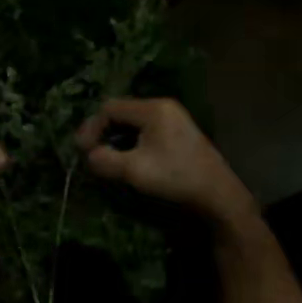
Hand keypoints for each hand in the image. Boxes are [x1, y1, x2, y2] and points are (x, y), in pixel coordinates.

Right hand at [75, 98, 258, 227]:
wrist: (218, 195)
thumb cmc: (176, 178)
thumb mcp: (134, 170)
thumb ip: (105, 160)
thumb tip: (89, 156)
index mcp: (153, 109)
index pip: (109, 108)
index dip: (92, 128)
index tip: (83, 151)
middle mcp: (163, 107)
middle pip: (120, 111)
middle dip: (102, 131)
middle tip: (90, 153)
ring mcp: (172, 118)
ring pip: (131, 121)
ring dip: (115, 137)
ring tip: (105, 157)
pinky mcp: (177, 132)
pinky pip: (144, 129)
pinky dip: (129, 141)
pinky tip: (126, 159)